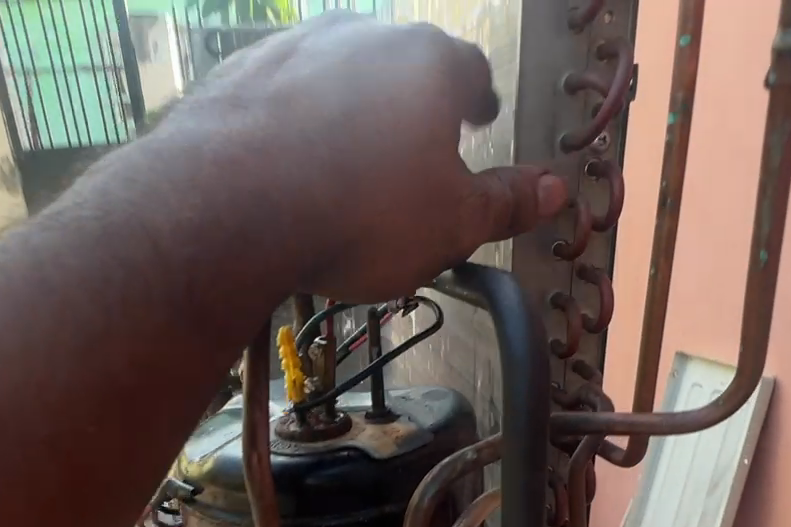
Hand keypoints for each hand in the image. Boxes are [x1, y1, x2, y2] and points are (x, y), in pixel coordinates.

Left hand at [152, 14, 567, 299]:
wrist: (232, 207)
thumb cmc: (362, 216)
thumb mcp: (450, 226)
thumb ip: (504, 204)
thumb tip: (558, 189)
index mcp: (426, 65)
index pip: (468, 72)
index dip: (478, 98)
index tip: (480, 116)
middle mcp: (361, 37)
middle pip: (399, 64)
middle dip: (412, 99)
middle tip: (416, 135)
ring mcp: (292, 50)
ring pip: (336, 74)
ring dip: (350, 106)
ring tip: (350, 153)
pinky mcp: (237, 77)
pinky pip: (280, 97)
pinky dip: (294, 123)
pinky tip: (288, 160)